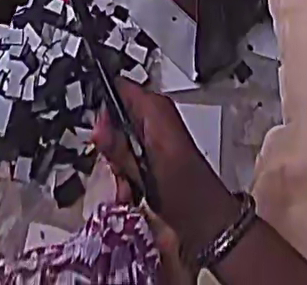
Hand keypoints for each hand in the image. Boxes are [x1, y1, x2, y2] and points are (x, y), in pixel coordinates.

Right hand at [94, 80, 239, 253]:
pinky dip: (129, 164)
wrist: (209, 220)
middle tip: (114, 165)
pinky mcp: (159, 145)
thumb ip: (117, 147)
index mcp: (155, 108)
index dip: (103, 107)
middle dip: (111, 141)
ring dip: (119, 158)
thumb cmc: (185, 193)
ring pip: (123, 133)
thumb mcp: (143, 172)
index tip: (98, 131)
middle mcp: (157, 113)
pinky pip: (134, 145)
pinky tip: (132, 185)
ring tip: (125, 182)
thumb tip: (97, 129)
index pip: (118, 87)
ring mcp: (159, 129)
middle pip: (118, 112)